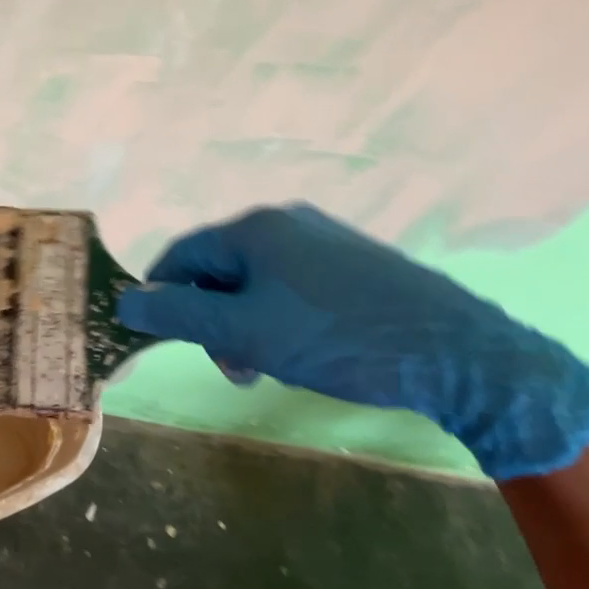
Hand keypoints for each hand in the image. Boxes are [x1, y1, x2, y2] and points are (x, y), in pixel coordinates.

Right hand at [116, 204, 588, 479]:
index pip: (181, 255)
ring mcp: (328, 240)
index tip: (167, 339)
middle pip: (221, 267)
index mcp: (254, 228)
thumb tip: (125, 301)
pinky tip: (309, 351)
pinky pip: (298, 285)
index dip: (163, 296)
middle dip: (215, 318)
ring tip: (271, 365)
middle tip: (234, 366)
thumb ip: (179, 315)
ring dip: (249, 323)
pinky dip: (285, 318)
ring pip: (260, 280)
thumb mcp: (245, 332)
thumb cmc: (339, 340)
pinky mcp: (360, 264)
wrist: (464, 356)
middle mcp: (288, 221)